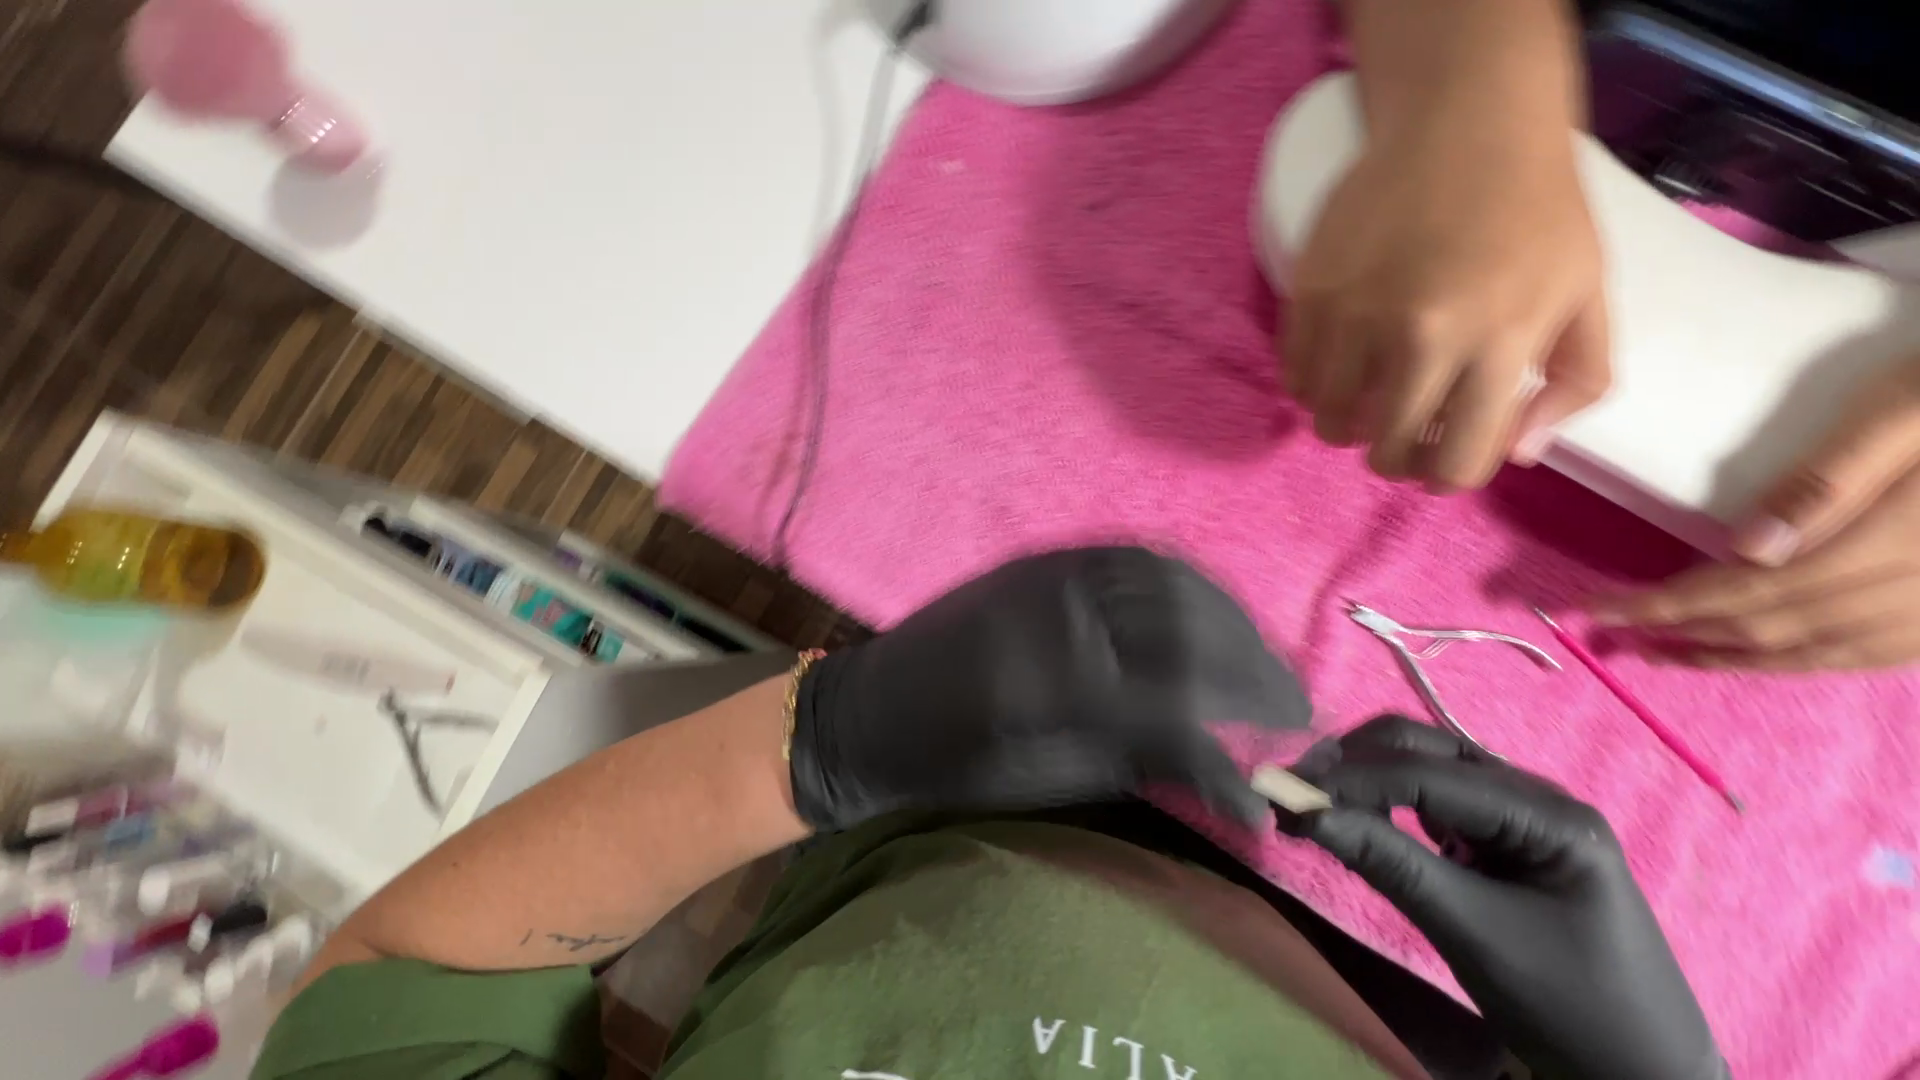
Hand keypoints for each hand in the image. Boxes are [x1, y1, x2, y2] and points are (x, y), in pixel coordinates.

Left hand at [787, 547, 1310, 830]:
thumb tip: (1238, 778)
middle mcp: (1053, 614)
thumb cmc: (949, 764)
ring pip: (1165, 579)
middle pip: (1180, 626)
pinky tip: (1208, 610)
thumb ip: (1142, 763)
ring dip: (1229, 616)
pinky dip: (1185, 581)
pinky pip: (1132, 556)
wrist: (870, 707)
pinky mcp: (1043, 557)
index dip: (1240, 726)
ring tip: (1260, 657)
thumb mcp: (1042, 779)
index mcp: (1045, 688)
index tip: (1288, 748)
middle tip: (1293, 701)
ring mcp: (1048, 573)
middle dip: (1251, 664)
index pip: (1174, 701)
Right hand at [1283, 122, 1609, 490]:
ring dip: (1349, 425)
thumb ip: (1575, 381)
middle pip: (1387, 452)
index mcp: (1499, 342)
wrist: (1464, 121)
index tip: (1442, 462)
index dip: (1449, 476)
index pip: (1460, 460)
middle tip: (1402, 434)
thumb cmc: (1536, 209)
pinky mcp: (1310, 295)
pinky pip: (1296, 378)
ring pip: (1330, 422)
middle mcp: (1420, 339)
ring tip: (1365, 399)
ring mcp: (1356, 316)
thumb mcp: (1589, 291)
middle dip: (1397, 457)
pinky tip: (1337, 364)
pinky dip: (1315, 386)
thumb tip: (1517, 454)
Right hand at [1286, 716, 1722, 1079]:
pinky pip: (1430, 799)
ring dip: (1362, 777)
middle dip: (1351, 764)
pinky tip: (1355, 821)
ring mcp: (1517, 812)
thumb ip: (1388, 864)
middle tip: (1289, 793)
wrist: (1638, 1076)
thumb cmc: (1566, 1006)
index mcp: (1548, 813)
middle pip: (1424, 748)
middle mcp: (1533, 794)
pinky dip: (1383, 801)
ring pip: (1422, 765)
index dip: (1350, 780)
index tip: (1282, 795)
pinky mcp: (1499, 836)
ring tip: (1309, 804)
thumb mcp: (1472, 934)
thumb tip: (1302, 811)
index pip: (1427, 774)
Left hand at [1590, 358, 1919, 669]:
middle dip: (1684, 634)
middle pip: (1776, 627)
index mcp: (1896, 541)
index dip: (1664, 605)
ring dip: (1736, 658)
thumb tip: (1746, 549)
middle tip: (1614, 633)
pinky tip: (1764, 653)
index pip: (1747, 589)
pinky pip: (1877, 654)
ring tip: (1666, 654)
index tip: (1594, 609)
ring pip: (1824, 654)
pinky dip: (1804, 660)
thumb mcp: (1902, 415)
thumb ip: (1827, 483)